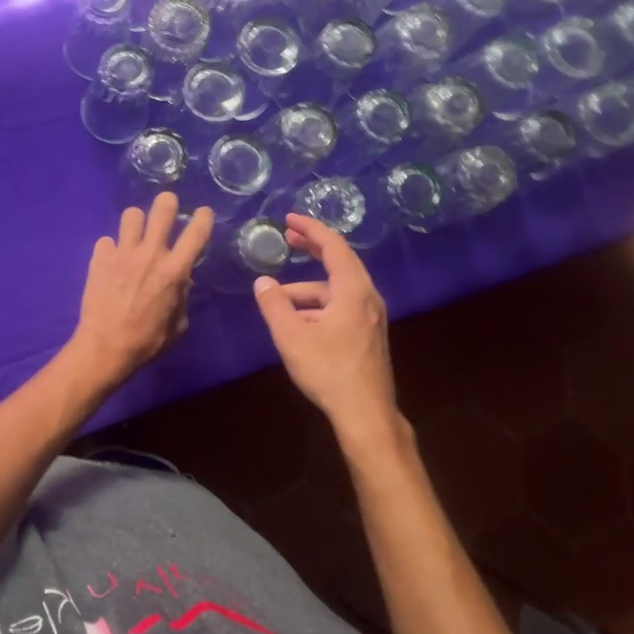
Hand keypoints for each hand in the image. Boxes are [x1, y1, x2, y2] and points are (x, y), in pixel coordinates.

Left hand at [67, 193, 212, 383]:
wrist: (106, 348)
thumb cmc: (148, 342)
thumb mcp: (178, 325)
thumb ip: (183, 298)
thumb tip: (182, 282)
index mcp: (175, 271)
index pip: (196, 233)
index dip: (203, 217)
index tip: (203, 212)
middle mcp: (150, 255)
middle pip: (162, 209)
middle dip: (168, 203)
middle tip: (167, 208)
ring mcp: (122, 254)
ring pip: (131, 215)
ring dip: (136, 222)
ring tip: (136, 234)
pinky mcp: (99, 259)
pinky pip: (106, 241)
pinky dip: (110, 249)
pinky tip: (111, 261)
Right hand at [252, 213, 398, 439]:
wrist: (366, 414)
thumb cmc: (328, 370)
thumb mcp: (291, 336)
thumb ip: (274, 305)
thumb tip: (263, 282)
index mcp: (353, 290)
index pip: (333, 247)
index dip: (311, 229)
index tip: (290, 219)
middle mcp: (367, 298)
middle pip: (340, 262)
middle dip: (313, 249)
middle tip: (288, 239)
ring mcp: (370, 318)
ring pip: (336, 290)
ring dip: (308, 288)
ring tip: (278, 300)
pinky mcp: (367, 335)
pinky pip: (341, 306)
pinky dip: (318, 304)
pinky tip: (298, 322)